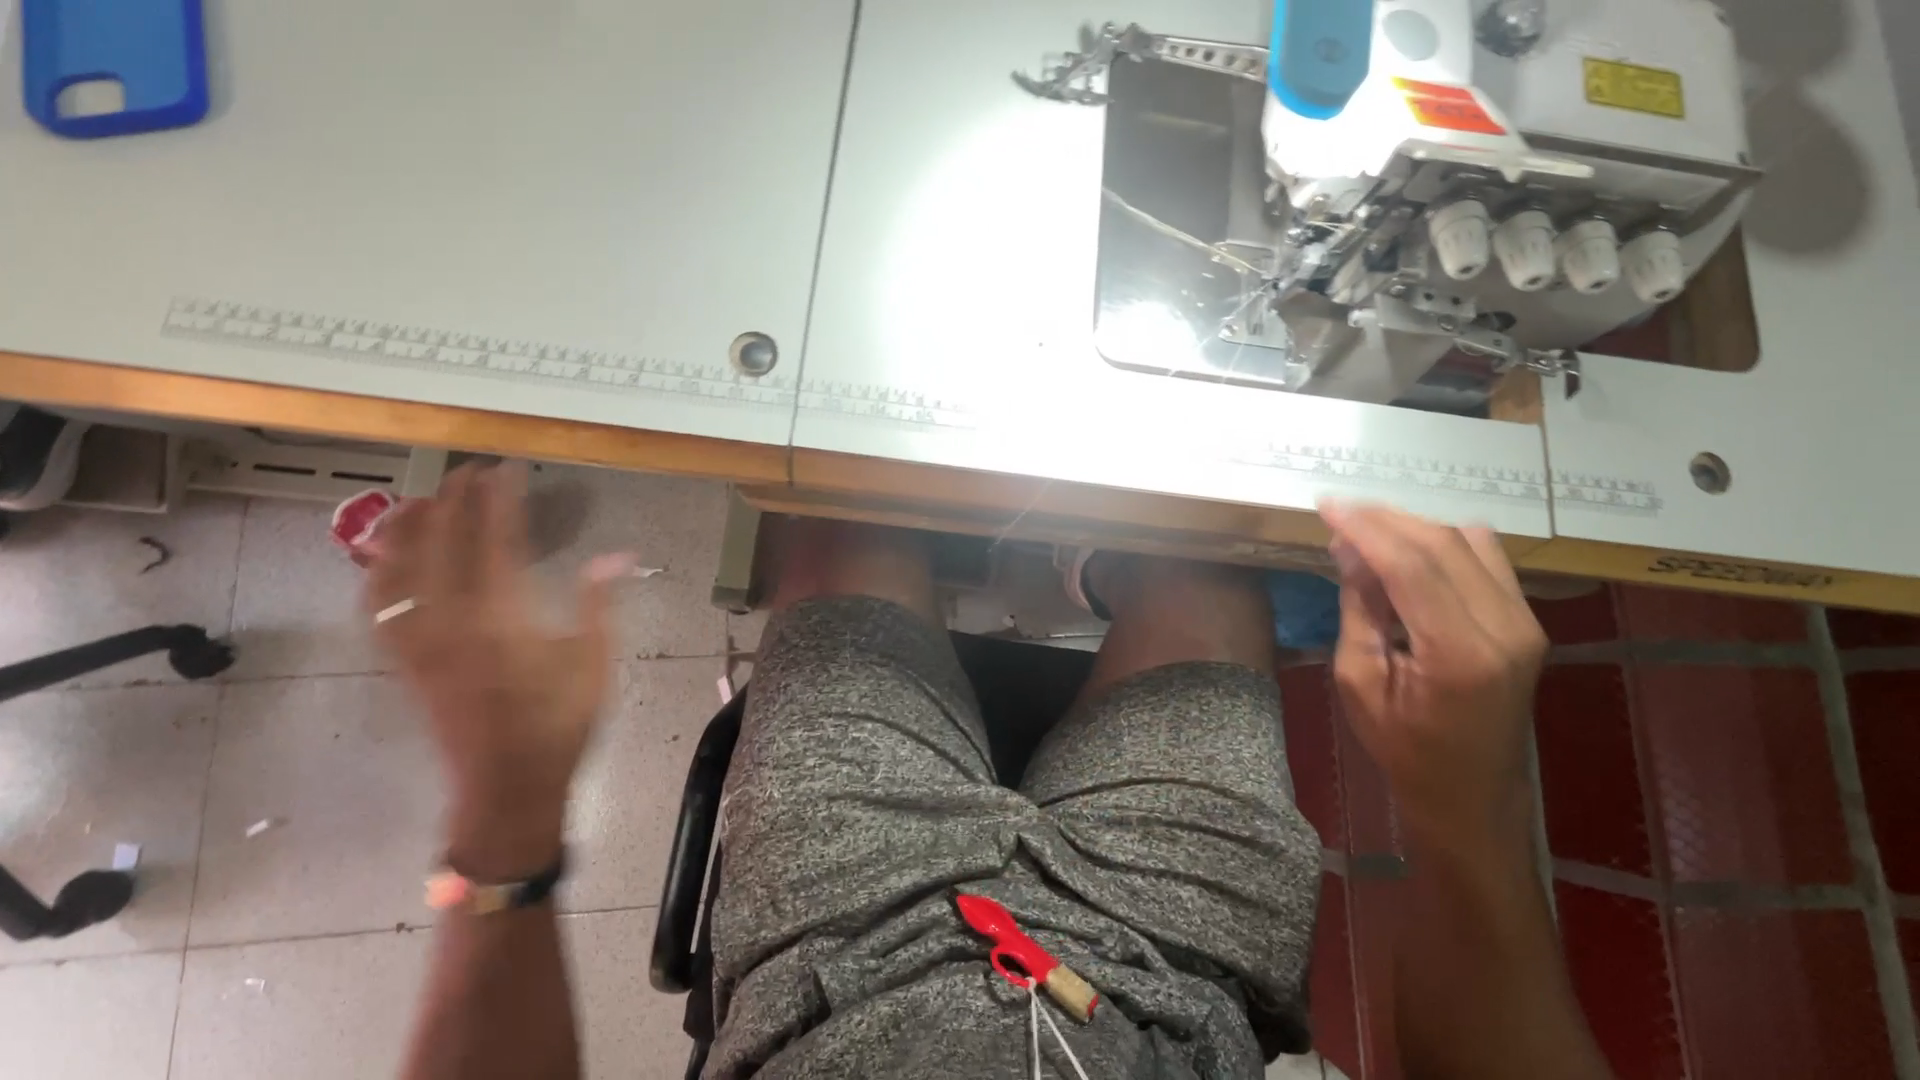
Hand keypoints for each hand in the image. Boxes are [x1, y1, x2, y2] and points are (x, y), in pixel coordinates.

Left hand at [365, 462, 630, 877]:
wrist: (507, 786)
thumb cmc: (560, 726)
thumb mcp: (595, 664)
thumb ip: (598, 605)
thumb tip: (615, 556)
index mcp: (506, 618)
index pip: (496, 539)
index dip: (500, 499)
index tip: (506, 469)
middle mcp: (454, 621)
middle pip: (442, 543)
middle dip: (453, 500)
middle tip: (467, 471)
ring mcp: (422, 642)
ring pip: (399, 570)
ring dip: (407, 528)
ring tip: (420, 501)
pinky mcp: (405, 662)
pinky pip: (378, 610)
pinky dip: (377, 576)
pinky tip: (384, 560)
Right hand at [1317, 500, 1546, 857]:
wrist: (1470, 791)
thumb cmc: (1404, 748)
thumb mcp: (1359, 683)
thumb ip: (1360, 609)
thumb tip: (1349, 548)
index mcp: (1459, 653)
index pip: (1411, 565)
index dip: (1366, 528)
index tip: (1326, 506)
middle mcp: (1505, 628)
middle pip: (1442, 544)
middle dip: (1385, 519)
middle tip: (1340, 510)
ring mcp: (1525, 622)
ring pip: (1468, 542)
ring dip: (1414, 526)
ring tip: (1368, 527)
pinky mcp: (1527, 620)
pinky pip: (1487, 558)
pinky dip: (1444, 541)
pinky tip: (1410, 547)